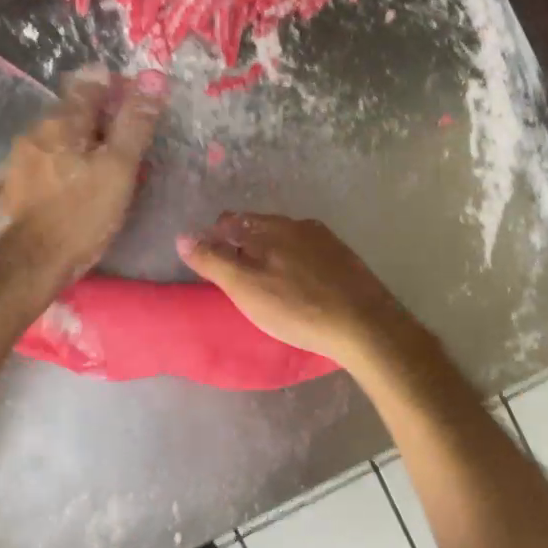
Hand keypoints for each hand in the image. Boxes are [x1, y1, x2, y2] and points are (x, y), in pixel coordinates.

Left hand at [0, 66, 166, 283]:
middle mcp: (34, 132)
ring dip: (79, 146)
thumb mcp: (118, 169)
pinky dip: (62, 169)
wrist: (31, 264)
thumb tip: (153, 78)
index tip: (135, 107)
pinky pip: (44, 166)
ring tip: (102, 171)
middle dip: (98, 120)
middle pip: (71, 112)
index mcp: (61, 121)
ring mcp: (18, 161)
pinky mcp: (13, 188)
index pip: (90, 83)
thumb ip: (135, 124)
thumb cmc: (80, 216)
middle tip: (125, 145)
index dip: (115, 89)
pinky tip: (73, 190)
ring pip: (56, 141)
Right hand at [177, 212, 419, 366]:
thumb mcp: (244, 287)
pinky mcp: (345, 259)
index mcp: (270, 227)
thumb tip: (182, 236)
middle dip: (244, 246)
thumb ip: (212, 261)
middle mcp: (298, 225)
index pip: (231, 221)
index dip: (215, 239)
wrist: (364, 325)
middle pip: (259, 229)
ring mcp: (326, 241)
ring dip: (271, 256)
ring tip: (266, 284)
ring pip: (286, 241)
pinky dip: (295, 265)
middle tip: (236, 278)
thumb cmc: (296, 307)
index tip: (211, 264)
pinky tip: (298, 288)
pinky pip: (308, 255)